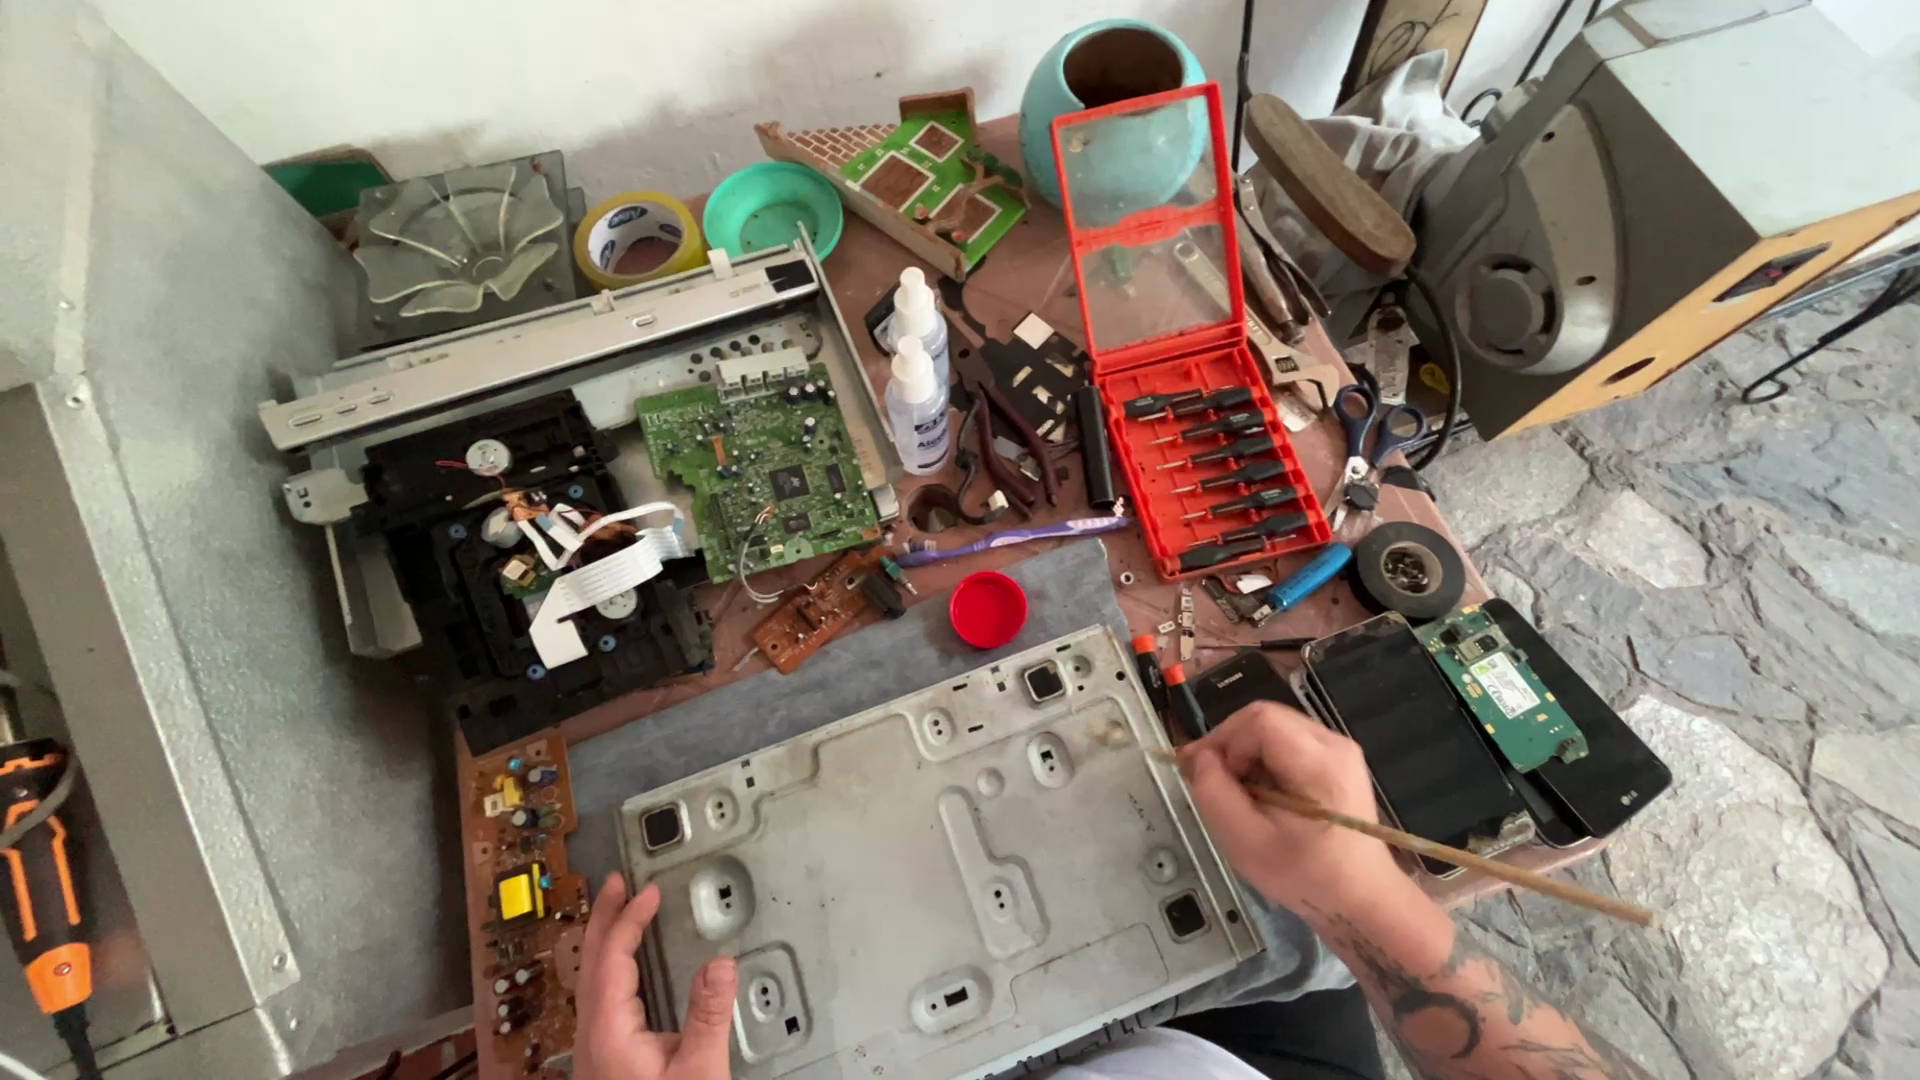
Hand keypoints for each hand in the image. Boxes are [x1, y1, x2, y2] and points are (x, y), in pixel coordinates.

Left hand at [575, 874, 737, 1079]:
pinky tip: (627, 967)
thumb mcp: (698, 1076)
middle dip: (601, 921)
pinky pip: (603, 997)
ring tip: (620, 911)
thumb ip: (708, 1017)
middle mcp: (594, 1040)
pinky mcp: (606, 1063)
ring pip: (592, 983)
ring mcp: (596, 1053)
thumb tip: (721, 960)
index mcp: (609, 1036)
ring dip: (604, 941)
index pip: (611, 962)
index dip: (627, 921)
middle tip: (615, 883)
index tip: (649, 892)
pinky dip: (612, 966)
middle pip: (589, 967)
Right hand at [1180, 702, 1399, 914]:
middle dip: (1231, 743)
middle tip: (1217, 780)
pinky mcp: (1338, 756)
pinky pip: (1287, 737)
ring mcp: (1340, 748)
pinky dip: (1263, 755)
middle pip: (1265, 716)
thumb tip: (1201, 758)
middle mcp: (1334, 744)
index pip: (1259, 720)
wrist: (1362, 899)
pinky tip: (1262, 787)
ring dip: (1246, 749)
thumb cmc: (1305, 875)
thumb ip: (1214, 793)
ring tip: (1240, 787)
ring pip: (1273, 724)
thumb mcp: (1245, 843)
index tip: (1210, 774)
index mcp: (1319, 765)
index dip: (1224, 739)